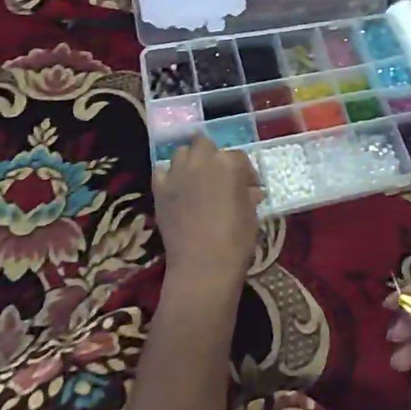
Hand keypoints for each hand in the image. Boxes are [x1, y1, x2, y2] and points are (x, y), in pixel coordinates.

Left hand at [153, 137, 261, 303]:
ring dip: (190, 162)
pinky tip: (176, 189)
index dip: (245, 172)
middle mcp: (201, 160)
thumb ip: (248, 197)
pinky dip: (168, 176)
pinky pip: (162, 171)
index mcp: (229, 164)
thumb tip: (250, 191)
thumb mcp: (251, 216)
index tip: (248, 186)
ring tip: (195, 180)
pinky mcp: (159, 188)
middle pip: (205, 144)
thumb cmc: (235, 241)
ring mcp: (177, 173)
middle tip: (217, 176)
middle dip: (212, 156)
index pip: (239, 157)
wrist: (202, 265)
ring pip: (181, 153)